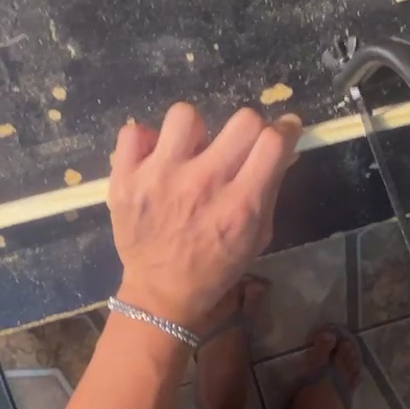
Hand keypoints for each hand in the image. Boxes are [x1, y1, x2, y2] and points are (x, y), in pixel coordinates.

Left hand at [109, 103, 302, 332]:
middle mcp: (202, 184)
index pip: (273, 141)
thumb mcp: (258, 235)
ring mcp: (159, 178)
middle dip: (249, 129)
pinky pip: (135, 131)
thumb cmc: (217, 265)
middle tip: (238, 146)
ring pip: (186, 115)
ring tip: (190, 153)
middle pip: (242, 121)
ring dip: (195, 132)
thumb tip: (282, 145)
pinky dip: (147, 142)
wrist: (161, 293)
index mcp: (240, 204)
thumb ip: (269, 188)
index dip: (284, 130)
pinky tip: (156, 160)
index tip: (281, 132)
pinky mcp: (126, 178)